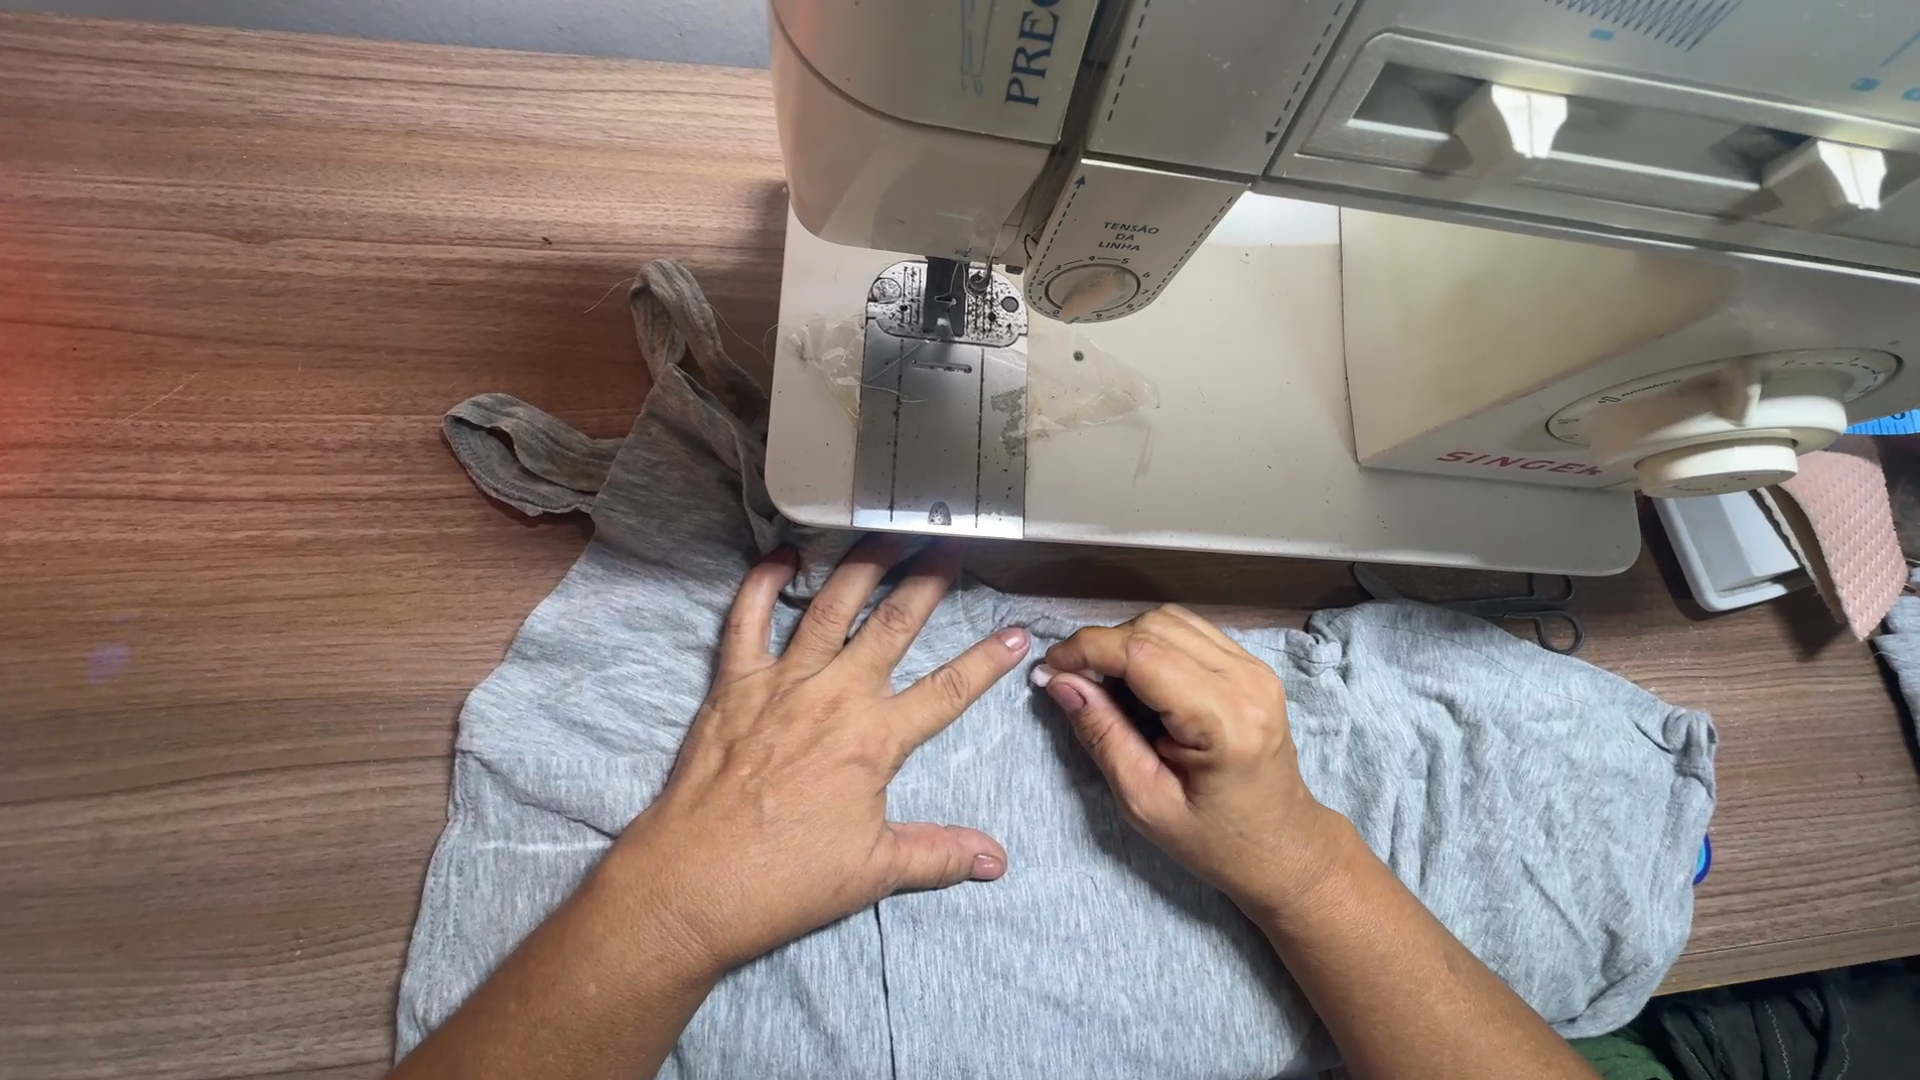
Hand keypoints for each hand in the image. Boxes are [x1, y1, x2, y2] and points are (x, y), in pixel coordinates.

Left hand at [609, 535, 1029, 972]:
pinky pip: (748, 619)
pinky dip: (764, 583)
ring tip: (887, 532)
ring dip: (863, 566)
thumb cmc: (786, 879)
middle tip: (950, 544)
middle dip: (929, 582)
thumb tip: (996, 862)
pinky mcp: (735, 682)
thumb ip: (940, 855)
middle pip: (895, 625)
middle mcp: (837, 696)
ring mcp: (784, 682)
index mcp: (876, 739)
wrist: (694, 884)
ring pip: (832, 608)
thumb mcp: (874, 870)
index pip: (949, 690)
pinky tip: (783, 555)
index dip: (989, 661)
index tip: (1018, 633)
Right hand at [1037, 605, 1339, 917]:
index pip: (1141, 654)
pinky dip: (1151, 642)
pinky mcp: (1252, 665)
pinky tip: (1137, 678)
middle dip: (1103, 645)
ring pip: (1169, 620)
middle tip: (1074, 680)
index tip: (1051, 666)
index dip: (1087, 650)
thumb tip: (1059, 680)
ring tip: (1105, 680)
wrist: (1282, 846)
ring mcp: (1255, 667)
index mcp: (1224, 721)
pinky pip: (1188, 630)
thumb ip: (1101, 733)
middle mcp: (1246, 680)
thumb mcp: (1143, 799)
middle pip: (1154, 627)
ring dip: (1126, 641)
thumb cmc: (1213, 839)